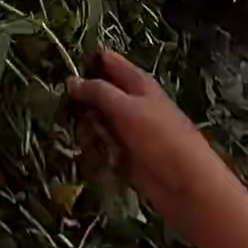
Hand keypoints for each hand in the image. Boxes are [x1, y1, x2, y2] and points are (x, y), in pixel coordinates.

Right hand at [70, 49, 247, 247]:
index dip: (84, 59)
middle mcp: (130, 100)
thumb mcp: (125, 107)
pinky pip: (101, 142)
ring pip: (96, 116)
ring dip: (83, 122)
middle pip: (97, 89)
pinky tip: (83, 147)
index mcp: (135, 81)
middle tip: (58, 99)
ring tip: (71, 127)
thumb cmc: (160, 137)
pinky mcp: (125, 152)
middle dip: (79, 94)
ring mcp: (127, 127)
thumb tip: (71, 79)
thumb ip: (96, 90)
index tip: (60, 63)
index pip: (106, 59)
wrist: (189, 188)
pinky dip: (92, 144)